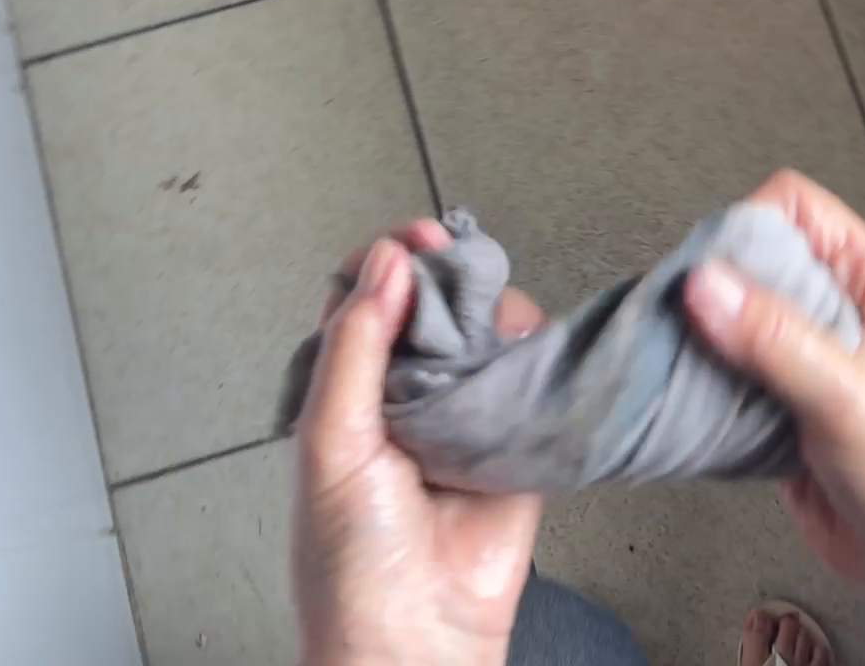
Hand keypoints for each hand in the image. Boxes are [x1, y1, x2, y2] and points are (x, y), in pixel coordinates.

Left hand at [292, 221, 545, 665]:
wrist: (422, 642)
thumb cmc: (353, 566)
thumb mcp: (332, 446)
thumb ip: (353, 350)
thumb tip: (385, 264)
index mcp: (350, 386)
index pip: (365, 296)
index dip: (389, 257)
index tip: (416, 239)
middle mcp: (409, 386)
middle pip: (431, 298)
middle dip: (447, 268)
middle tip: (459, 257)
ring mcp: (463, 403)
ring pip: (484, 324)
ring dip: (490, 308)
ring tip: (485, 328)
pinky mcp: (513, 424)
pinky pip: (529, 366)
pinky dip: (532, 346)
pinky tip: (522, 352)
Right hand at [681, 171, 864, 605]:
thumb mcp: (853, 402)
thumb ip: (779, 340)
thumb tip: (710, 285)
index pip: (793, 208)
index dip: (746, 225)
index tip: (709, 270)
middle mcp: (836, 306)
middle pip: (752, 255)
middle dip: (712, 283)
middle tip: (689, 321)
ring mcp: (806, 350)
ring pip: (732, 309)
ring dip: (702, 333)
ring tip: (685, 359)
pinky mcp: (779, 392)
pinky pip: (726, 362)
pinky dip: (703, 374)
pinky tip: (697, 396)